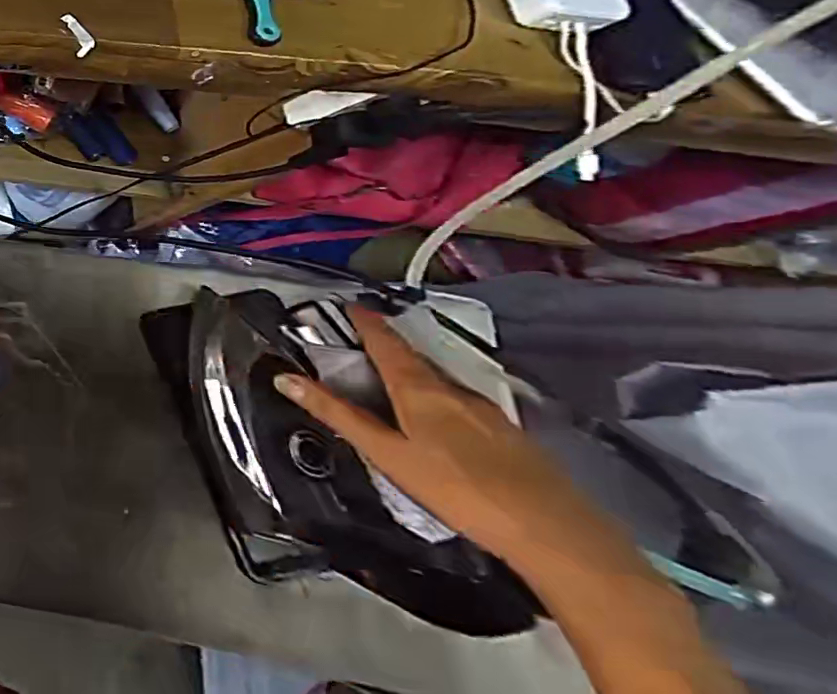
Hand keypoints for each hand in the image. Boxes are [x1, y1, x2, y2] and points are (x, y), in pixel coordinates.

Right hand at [273, 305, 634, 578]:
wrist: (551, 529)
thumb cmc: (456, 489)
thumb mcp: (387, 454)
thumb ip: (338, 415)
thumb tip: (286, 379)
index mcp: (418, 388)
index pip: (385, 342)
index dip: (366, 321)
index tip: (349, 306)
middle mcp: (451, 388)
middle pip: (413, 356)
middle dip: (387, 342)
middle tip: (363, 337)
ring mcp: (484, 408)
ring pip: (438, 377)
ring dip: (413, 367)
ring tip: (393, 373)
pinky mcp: (506, 430)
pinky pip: (460, 397)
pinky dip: (438, 392)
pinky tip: (440, 416)